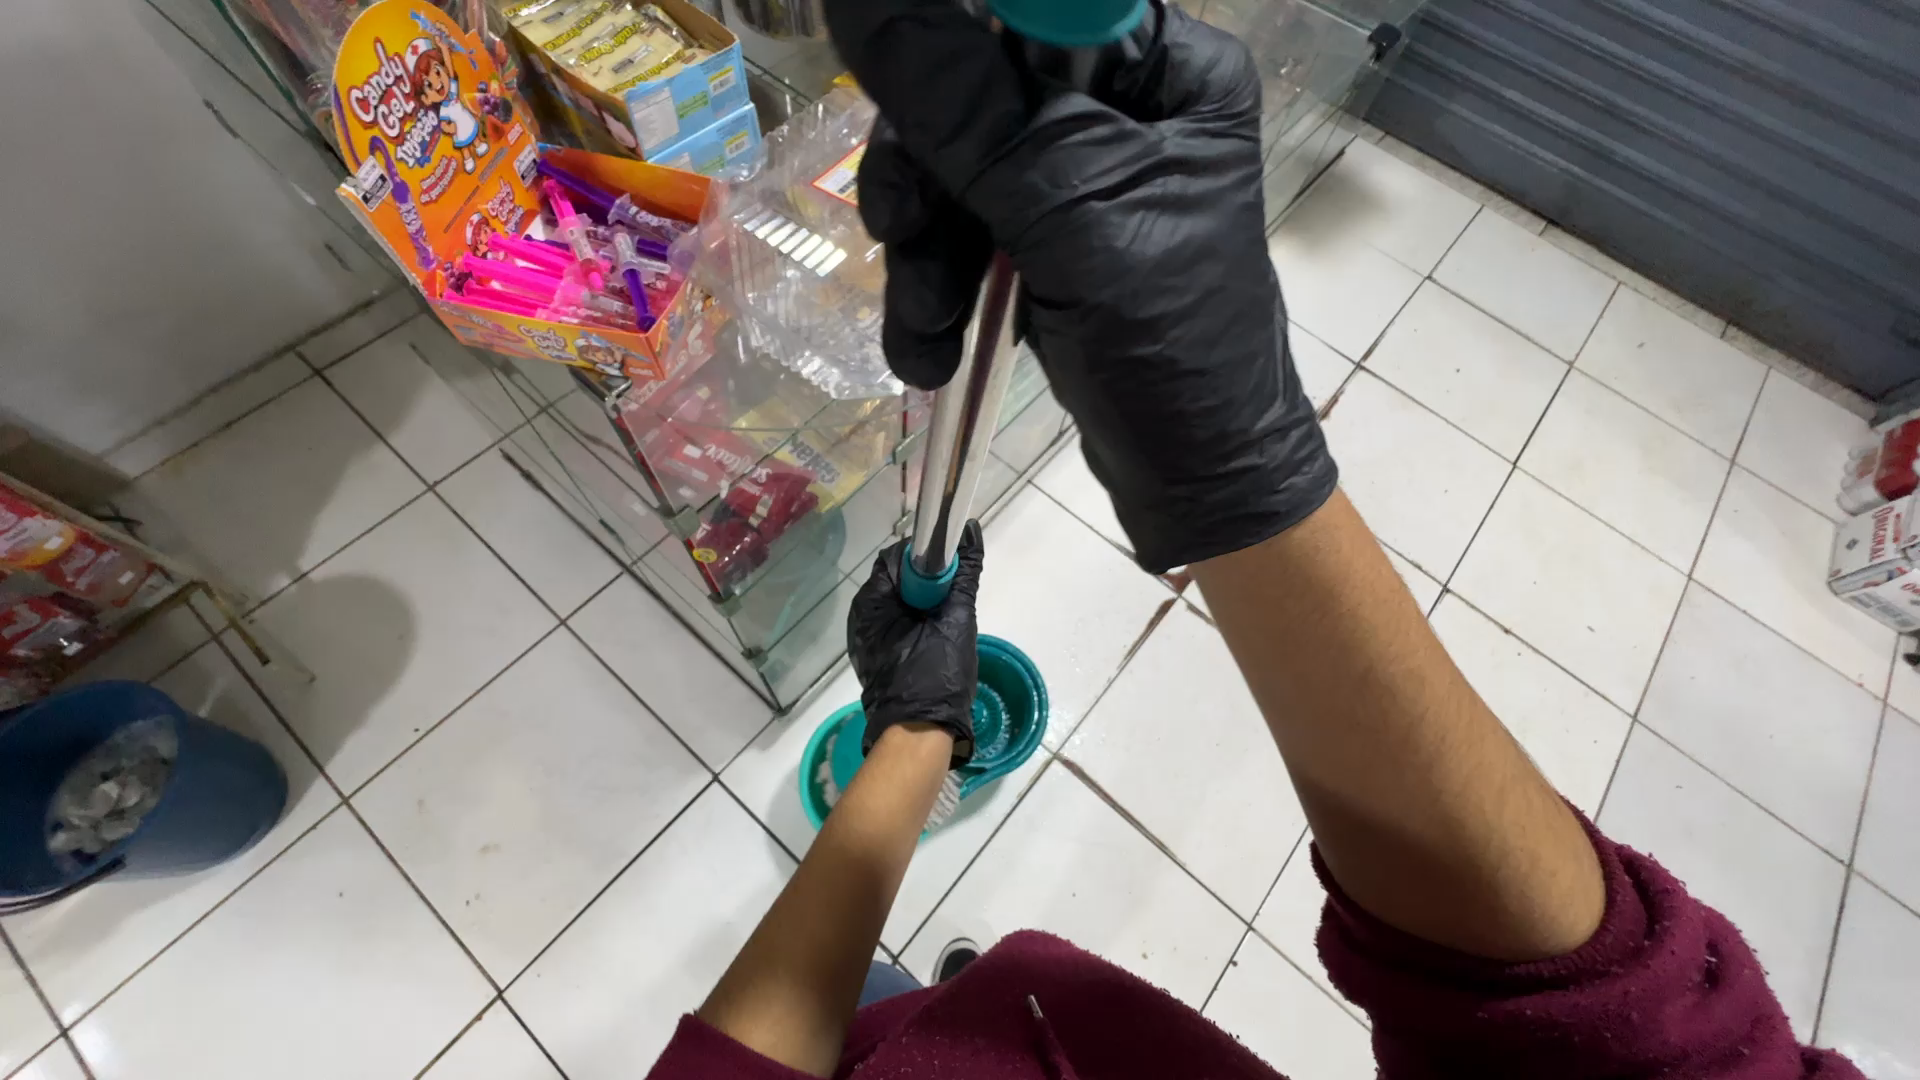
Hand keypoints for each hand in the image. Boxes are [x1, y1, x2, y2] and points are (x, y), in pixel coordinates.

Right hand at [827, 0, 1337, 571]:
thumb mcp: (1075, 224)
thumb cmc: (1170, 346)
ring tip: (925, 334)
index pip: (1033, 11)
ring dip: (922, 262)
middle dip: (926, 183)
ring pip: (951, 180)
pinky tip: (931, 353)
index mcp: (1163, 74)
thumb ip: (973, 117)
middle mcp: (1116, 116)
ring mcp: (1071, 190)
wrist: (1190, 472)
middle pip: (973, 96)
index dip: (951, 42)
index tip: (903, 102)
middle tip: (900, 237)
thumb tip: (870, 3)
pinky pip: (961, 243)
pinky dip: (934, 297)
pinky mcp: (1038, 251)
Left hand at [847, 522, 984, 766]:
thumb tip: (970, 533)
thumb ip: (964, 575)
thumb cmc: (937, 674)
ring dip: (923, 603)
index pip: (897, 557)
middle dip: (927, 582)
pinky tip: (934, 638)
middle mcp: (861, 615)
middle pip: (896, 578)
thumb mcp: (957, 619)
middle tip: (952, 599)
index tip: (951, 568)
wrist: (919, 731)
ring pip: (897, 602)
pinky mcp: (873, 654)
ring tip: (946, 621)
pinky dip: (915, 622)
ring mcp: (864, 636)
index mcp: (873, 601)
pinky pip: (894, 624)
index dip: (926, 556)